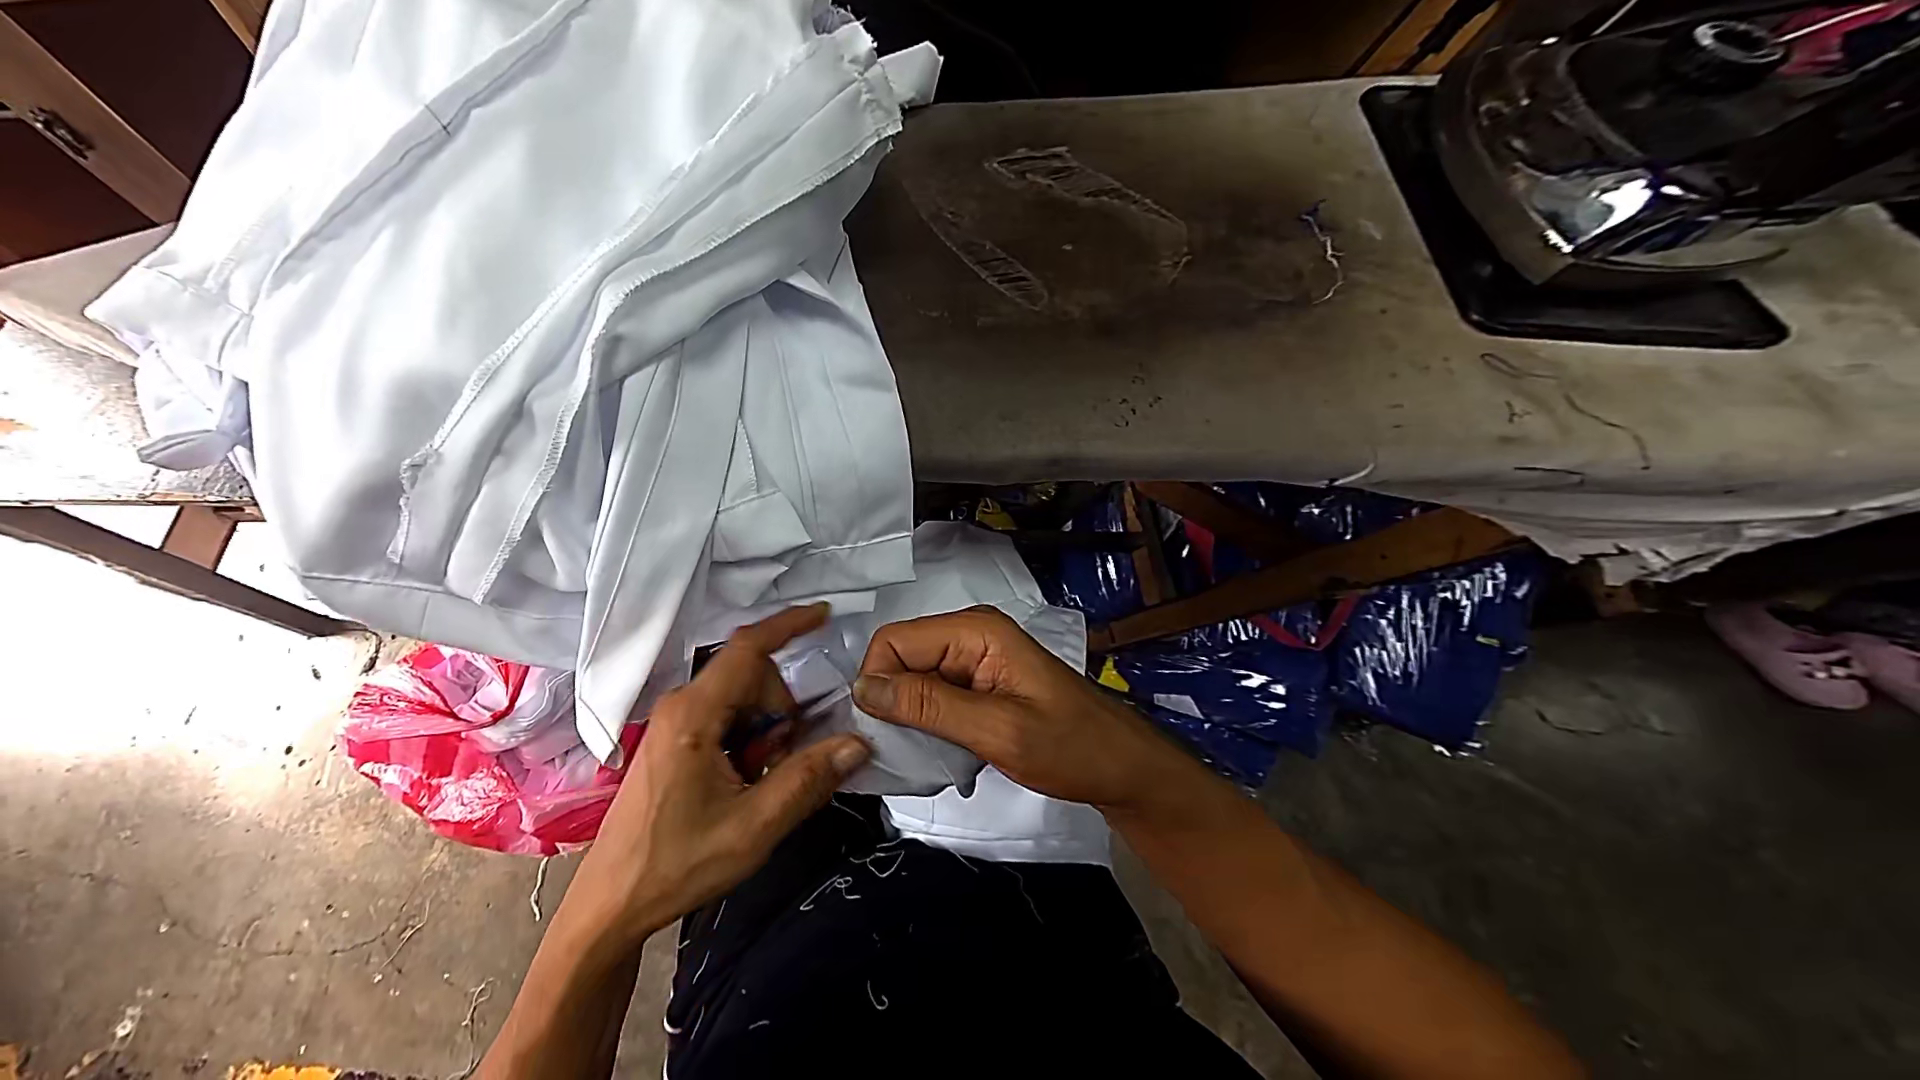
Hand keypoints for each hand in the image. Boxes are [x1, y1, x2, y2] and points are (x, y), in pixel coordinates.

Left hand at [563, 605, 870, 947]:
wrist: (611, 905)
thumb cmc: (675, 865)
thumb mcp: (754, 826)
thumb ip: (808, 779)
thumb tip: (856, 743)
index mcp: (694, 715)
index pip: (748, 650)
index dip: (788, 626)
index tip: (823, 615)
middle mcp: (681, 707)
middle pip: (754, 678)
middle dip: (783, 711)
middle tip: (783, 762)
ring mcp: (676, 723)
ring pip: (744, 700)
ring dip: (768, 731)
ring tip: (759, 781)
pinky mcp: (676, 741)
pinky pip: (728, 719)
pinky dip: (750, 741)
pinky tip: (745, 782)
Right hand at [852, 606, 1211, 815]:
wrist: (1120, 768)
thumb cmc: (1073, 746)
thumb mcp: (999, 729)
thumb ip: (929, 706)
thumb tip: (865, 688)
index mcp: (975, 631)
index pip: (893, 641)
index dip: (878, 685)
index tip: (882, 733)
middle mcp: (969, 636)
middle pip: (899, 660)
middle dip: (891, 704)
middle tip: (905, 751)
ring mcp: (974, 660)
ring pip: (911, 682)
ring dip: (909, 719)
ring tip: (927, 755)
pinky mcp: (977, 685)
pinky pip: (932, 698)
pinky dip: (927, 725)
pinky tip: (941, 752)